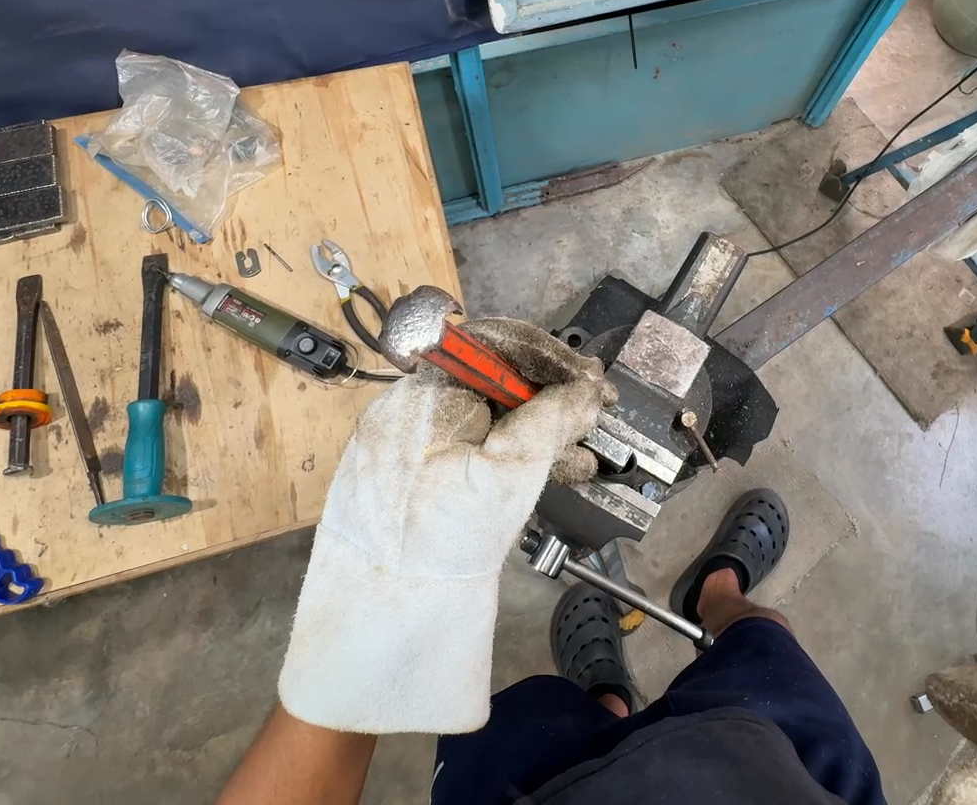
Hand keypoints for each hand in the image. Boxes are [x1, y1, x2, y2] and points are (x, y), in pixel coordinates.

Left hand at [277, 317, 613, 733]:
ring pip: (491, 421)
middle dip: (551, 397)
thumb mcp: (509, 474)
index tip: (591, 377)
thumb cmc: (441, 540)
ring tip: (585, 450)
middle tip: (595, 411)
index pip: (493, 345)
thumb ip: (551, 420)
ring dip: (542, 430)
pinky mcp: (421, 482)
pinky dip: (518, 458)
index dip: (549, 357)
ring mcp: (415, 447)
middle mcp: (414, 410)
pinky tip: (558, 472)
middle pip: (495, 383)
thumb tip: (587, 389)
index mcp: (424, 392)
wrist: (382, 631)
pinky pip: (478, 452)